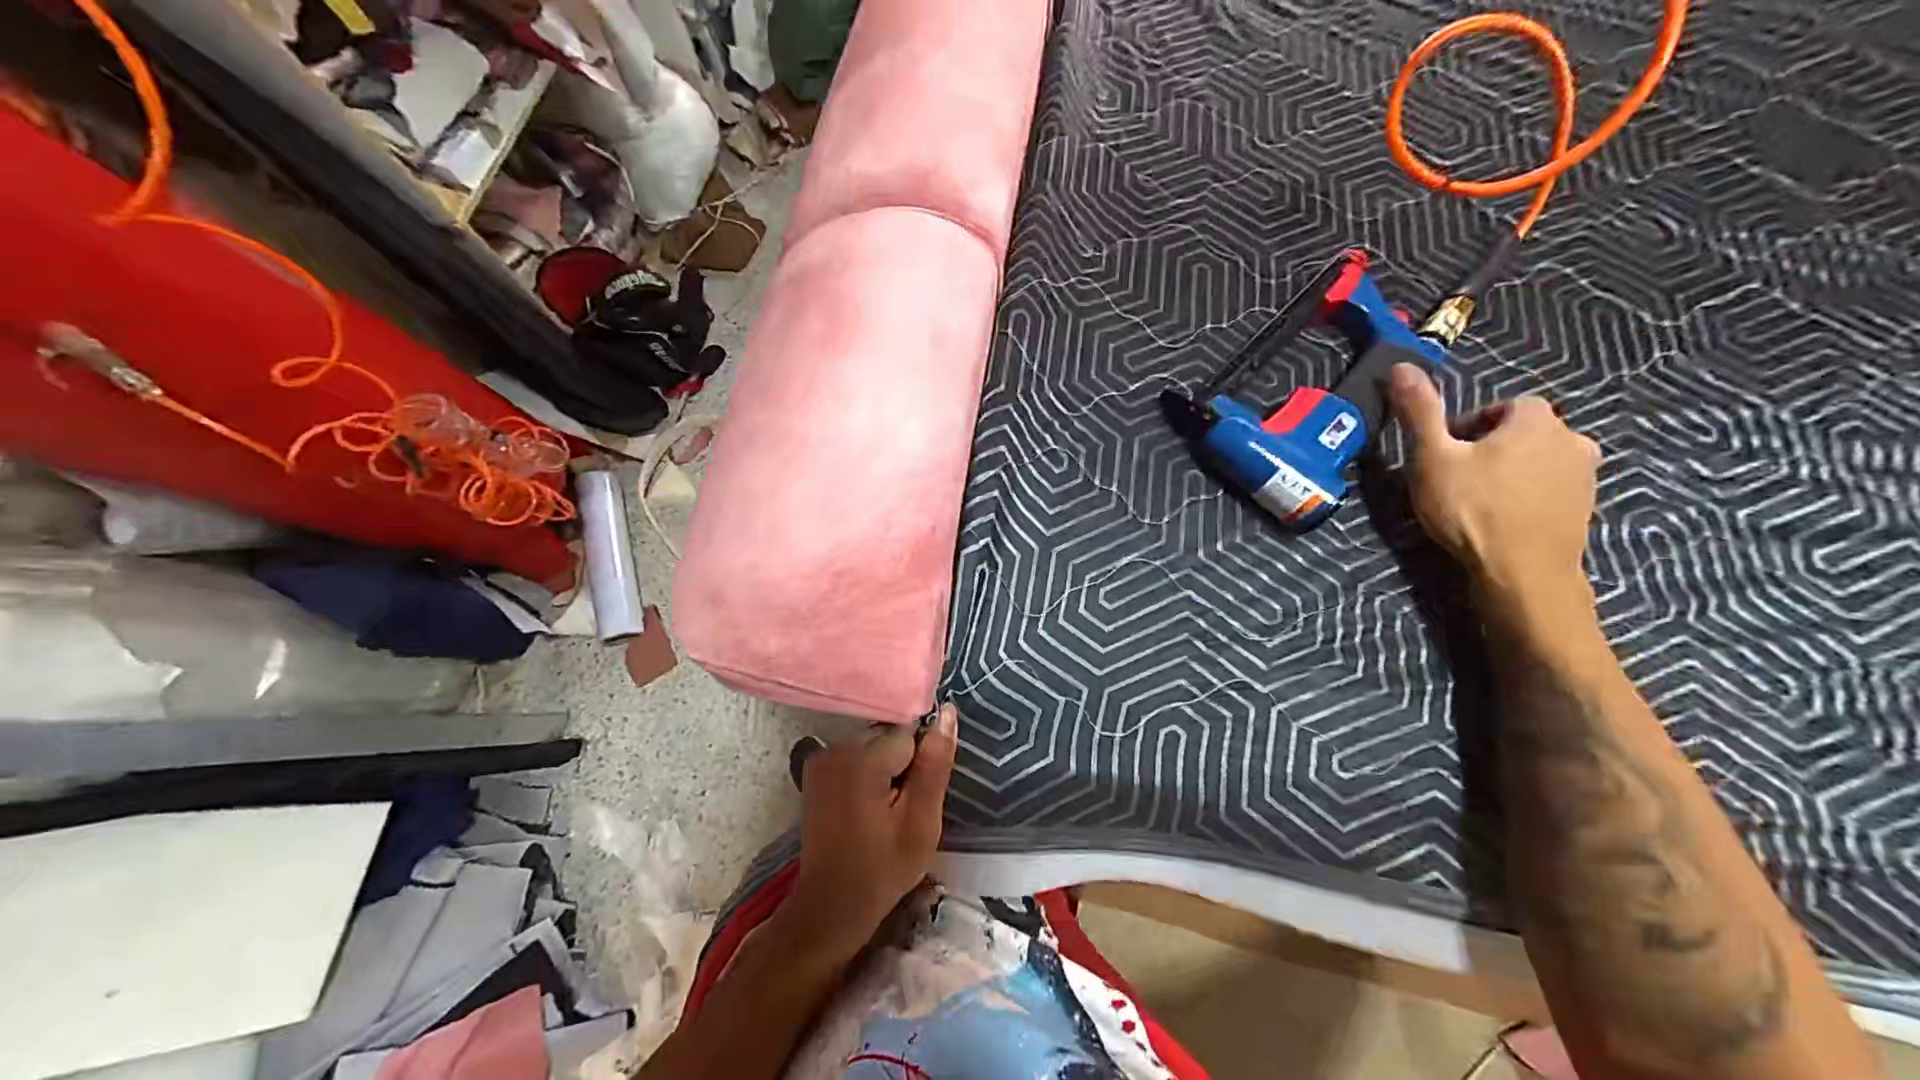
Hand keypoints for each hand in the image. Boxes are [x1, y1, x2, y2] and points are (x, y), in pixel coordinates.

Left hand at [784, 705, 958, 961]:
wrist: (832, 905)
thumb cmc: (883, 868)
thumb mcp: (921, 821)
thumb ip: (935, 764)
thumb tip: (948, 712)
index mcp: (862, 758)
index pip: (911, 736)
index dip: (921, 766)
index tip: (915, 801)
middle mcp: (836, 747)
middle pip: (889, 736)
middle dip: (903, 764)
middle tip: (901, 810)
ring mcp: (821, 758)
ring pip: (874, 744)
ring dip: (885, 769)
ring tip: (884, 812)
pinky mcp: (815, 770)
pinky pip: (855, 756)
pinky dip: (867, 774)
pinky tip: (866, 808)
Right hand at [1388, 364, 1600, 603]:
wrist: (1522, 572)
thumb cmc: (1472, 509)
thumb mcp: (1433, 458)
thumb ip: (1420, 411)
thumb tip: (1401, 367)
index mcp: (1536, 420)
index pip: (1501, 407)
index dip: (1468, 427)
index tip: (1446, 454)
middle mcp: (1572, 438)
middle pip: (1521, 432)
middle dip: (1490, 449)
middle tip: (1456, 479)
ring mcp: (1585, 475)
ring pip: (1537, 461)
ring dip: (1509, 472)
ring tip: (1477, 501)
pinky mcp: (1585, 507)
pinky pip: (1549, 488)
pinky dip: (1525, 496)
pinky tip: (1500, 519)